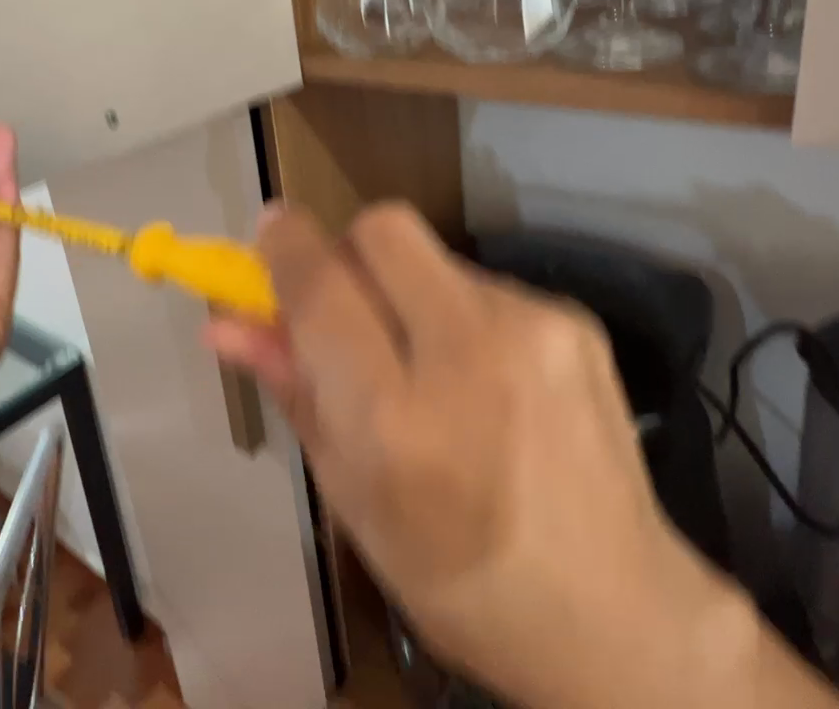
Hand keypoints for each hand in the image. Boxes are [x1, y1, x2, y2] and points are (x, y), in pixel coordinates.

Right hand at [204, 204, 778, 708]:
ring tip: (428, 371)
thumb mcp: (352, 498)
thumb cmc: (455, 577)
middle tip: (346, 306)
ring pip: (436, 258)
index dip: (283, 249)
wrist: (612, 609)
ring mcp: (535, 327)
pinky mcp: (576, 320)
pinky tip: (484, 382)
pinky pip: (485, 286)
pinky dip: (460, 316)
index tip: (268, 232)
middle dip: (348, 250)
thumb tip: (226, 324)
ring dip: (408, 294)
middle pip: (384, 230)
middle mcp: (470, 352)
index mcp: (397, 419)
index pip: (322, 289)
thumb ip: (293, 391)